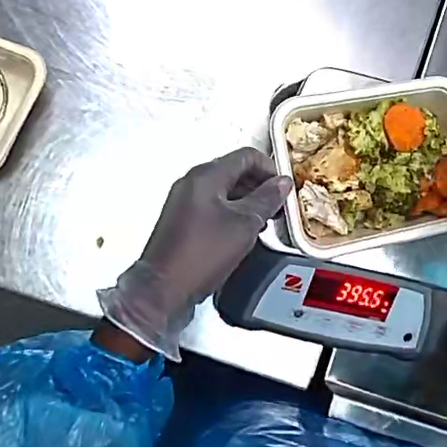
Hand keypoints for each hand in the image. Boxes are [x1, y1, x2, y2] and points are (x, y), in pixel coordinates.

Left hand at [97, 147, 290, 360]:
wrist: (162, 290)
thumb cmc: (201, 255)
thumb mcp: (244, 225)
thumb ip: (266, 199)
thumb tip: (282, 183)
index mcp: (206, 176)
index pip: (246, 156)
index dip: (270, 169)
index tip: (284, 188)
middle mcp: (192, 183)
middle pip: (235, 171)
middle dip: (260, 186)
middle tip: (277, 206)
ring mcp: (184, 201)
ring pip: (224, 190)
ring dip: (248, 201)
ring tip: (264, 222)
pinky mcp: (182, 220)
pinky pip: (213, 206)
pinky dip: (232, 213)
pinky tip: (243, 233)